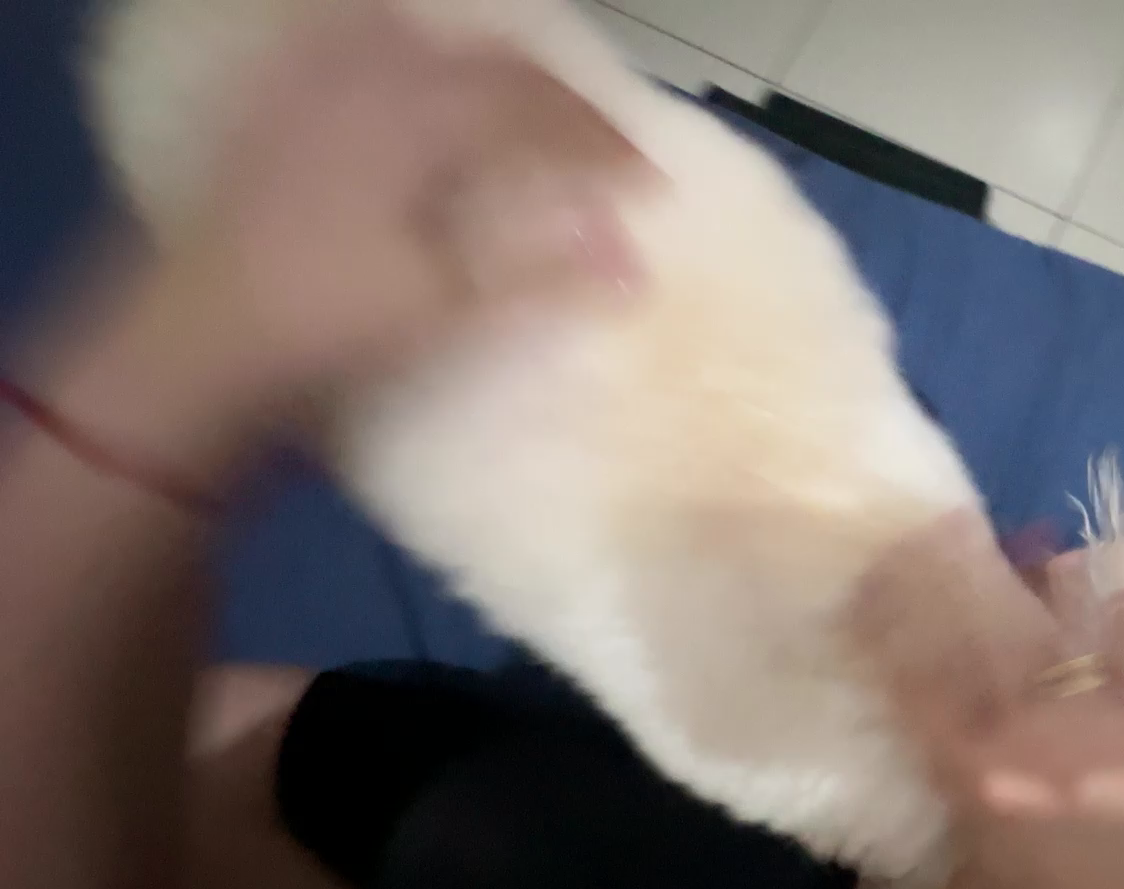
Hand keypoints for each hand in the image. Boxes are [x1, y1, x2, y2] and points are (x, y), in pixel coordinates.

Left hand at [34, 2, 643, 497]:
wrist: (201, 343)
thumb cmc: (336, 328)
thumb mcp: (455, 310)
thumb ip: (550, 275)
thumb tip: (637, 267)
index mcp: (417, 130)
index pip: (538, 113)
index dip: (605, 142)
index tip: (654, 178)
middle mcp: (366, 83)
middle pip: (491, 63)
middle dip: (563, 99)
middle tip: (609, 142)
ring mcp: (318, 86)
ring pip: (430, 42)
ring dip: (499, 70)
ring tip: (541, 106)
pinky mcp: (285, 103)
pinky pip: (359, 45)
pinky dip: (417, 54)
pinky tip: (430, 72)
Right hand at [847, 515, 1123, 888]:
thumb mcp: (957, 888)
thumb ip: (924, 817)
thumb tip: (904, 760)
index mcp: (973, 775)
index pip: (912, 679)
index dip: (883, 623)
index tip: (863, 581)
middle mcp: (1030, 731)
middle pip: (976, 636)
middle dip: (944, 579)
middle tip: (922, 531)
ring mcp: (1094, 720)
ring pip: (1047, 631)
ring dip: (1022, 579)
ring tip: (1004, 539)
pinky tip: (1117, 571)